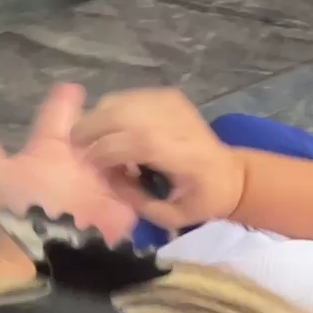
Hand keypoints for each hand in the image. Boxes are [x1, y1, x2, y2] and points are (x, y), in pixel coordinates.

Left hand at [0, 83, 137, 245]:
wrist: (54, 249)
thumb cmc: (23, 208)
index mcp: (50, 151)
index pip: (57, 119)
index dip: (64, 102)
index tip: (74, 86)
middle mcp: (79, 163)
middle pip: (95, 134)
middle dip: (105, 120)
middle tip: (124, 105)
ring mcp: (107, 183)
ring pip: (120, 152)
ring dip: (131, 141)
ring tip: (147, 126)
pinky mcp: (130, 202)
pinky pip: (142, 180)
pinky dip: (150, 168)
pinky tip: (161, 153)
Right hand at [71, 87, 245, 228]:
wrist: (233, 176)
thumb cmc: (204, 200)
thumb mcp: (174, 216)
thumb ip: (136, 201)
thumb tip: (103, 176)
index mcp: (188, 156)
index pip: (137, 142)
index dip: (105, 151)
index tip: (90, 164)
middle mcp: (180, 124)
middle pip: (120, 115)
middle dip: (90, 130)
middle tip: (79, 148)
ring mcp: (174, 105)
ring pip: (117, 102)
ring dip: (98, 120)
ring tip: (100, 142)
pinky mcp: (169, 96)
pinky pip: (126, 97)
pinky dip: (111, 111)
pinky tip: (117, 131)